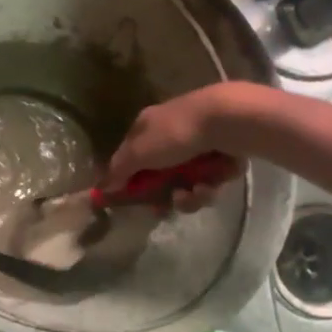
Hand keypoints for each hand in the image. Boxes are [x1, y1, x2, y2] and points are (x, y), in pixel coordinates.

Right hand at [105, 83, 257, 211]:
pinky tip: (211, 185)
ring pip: (185, 183)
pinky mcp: (222, 157)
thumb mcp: (139, 152)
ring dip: (187, 196)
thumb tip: (101, 187)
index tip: (126, 201)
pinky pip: (208, 182)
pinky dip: (207, 187)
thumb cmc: (176, 133)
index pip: (129, 156)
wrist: (229, 121)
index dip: (126, 179)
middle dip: (161, 195)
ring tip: (194, 194)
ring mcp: (198, 146)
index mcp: (148, 126)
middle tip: (162, 209)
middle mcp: (171, 134)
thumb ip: (119, 170)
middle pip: (159, 175)